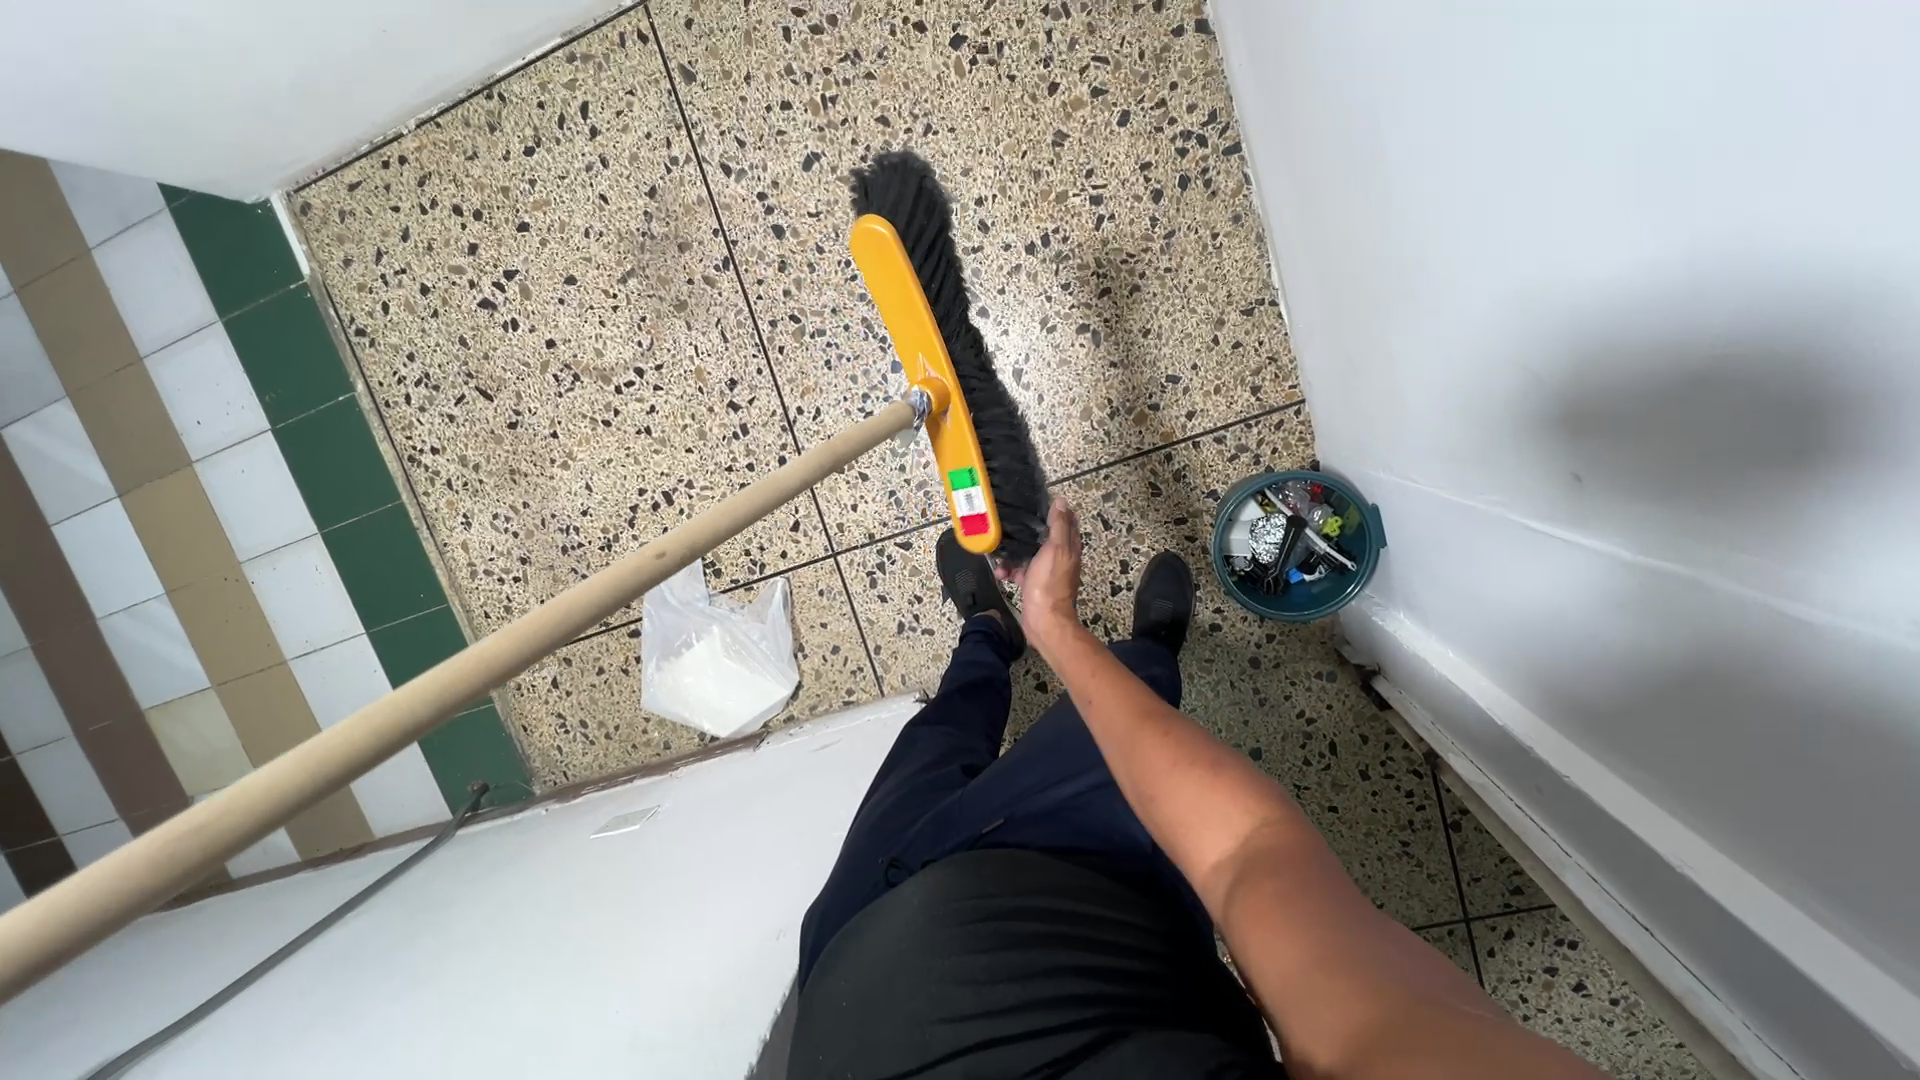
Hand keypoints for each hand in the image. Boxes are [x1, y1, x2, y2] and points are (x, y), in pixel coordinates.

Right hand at [1006, 500, 1082, 642]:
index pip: (1066, 521)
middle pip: (1043, 537)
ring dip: (1013, 555)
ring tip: (1000, 557)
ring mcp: (1046, 572)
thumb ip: (1059, 525)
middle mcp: (1060, 557)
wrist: (1044, 621)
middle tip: (1009, 525)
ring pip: (1028, 554)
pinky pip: (1020, 572)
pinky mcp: (1033, 584)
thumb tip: (1062, 501)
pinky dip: (1010, 571)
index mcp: (1069, 547)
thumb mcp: (1056, 549)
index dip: (1054, 510)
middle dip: (1025, 533)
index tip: (1035, 501)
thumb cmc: (1050, 583)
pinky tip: (1001, 573)